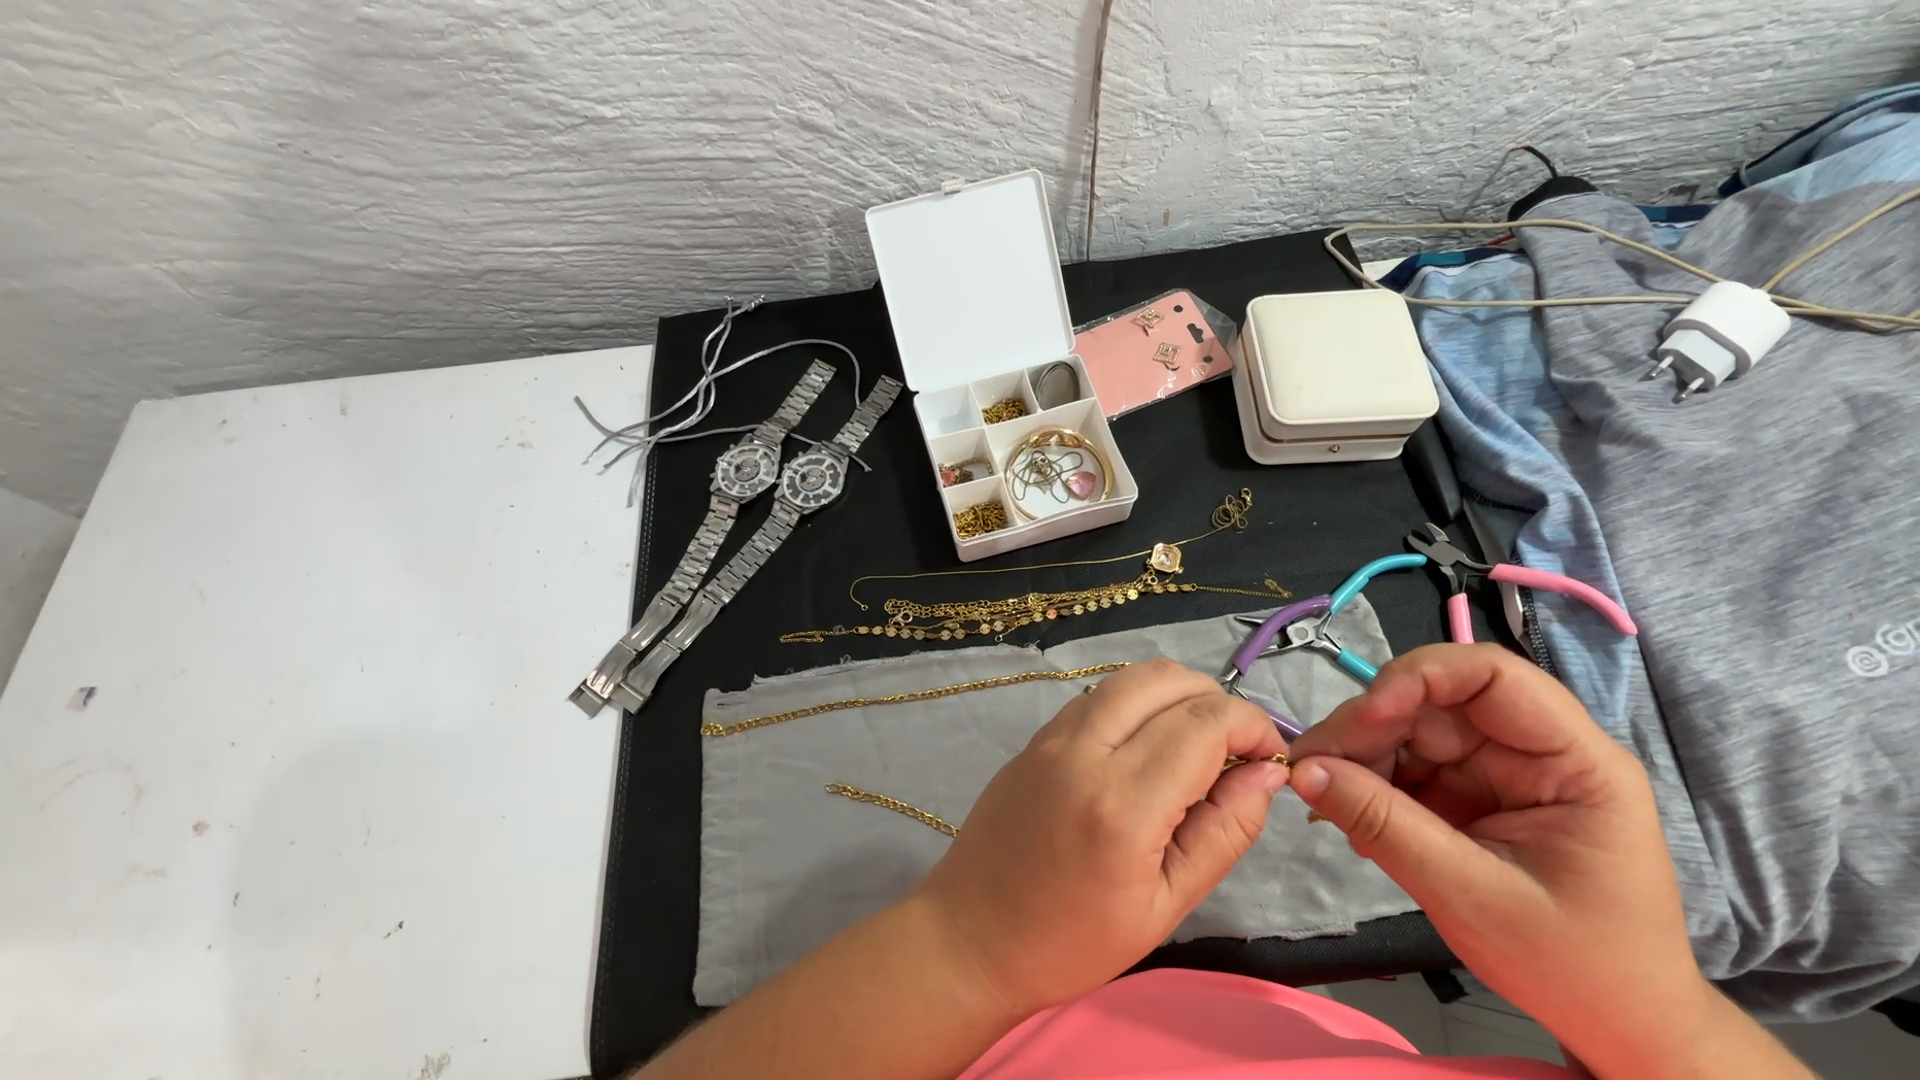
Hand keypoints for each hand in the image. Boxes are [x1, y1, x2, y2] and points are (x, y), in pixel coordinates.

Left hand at [915, 657, 1289, 1013]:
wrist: (970, 938)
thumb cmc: (1072, 943)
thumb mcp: (1166, 907)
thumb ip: (1224, 833)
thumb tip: (1267, 775)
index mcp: (1123, 803)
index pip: (1206, 723)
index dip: (1252, 726)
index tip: (1269, 757)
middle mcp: (1084, 751)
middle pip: (1168, 680)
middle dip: (1218, 701)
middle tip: (1234, 750)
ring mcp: (1051, 738)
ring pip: (1130, 677)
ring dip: (1176, 694)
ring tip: (1195, 744)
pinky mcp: (1033, 739)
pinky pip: (1097, 695)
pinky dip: (1136, 702)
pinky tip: (1145, 745)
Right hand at [1284, 644, 1712, 1065]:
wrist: (1616, 1025)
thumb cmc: (1570, 964)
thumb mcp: (1471, 896)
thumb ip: (1385, 826)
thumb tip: (1303, 771)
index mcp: (1575, 762)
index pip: (1493, 676)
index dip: (1419, 679)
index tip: (1363, 719)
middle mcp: (1536, 750)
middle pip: (1436, 703)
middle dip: (1369, 728)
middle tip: (1309, 769)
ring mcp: (1502, 771)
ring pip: (1411, 731)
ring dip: (1360, 758)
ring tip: (1324, 802)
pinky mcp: (1473, 794)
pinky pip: (1408, 767)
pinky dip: (1369, 785)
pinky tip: (1348, 817)